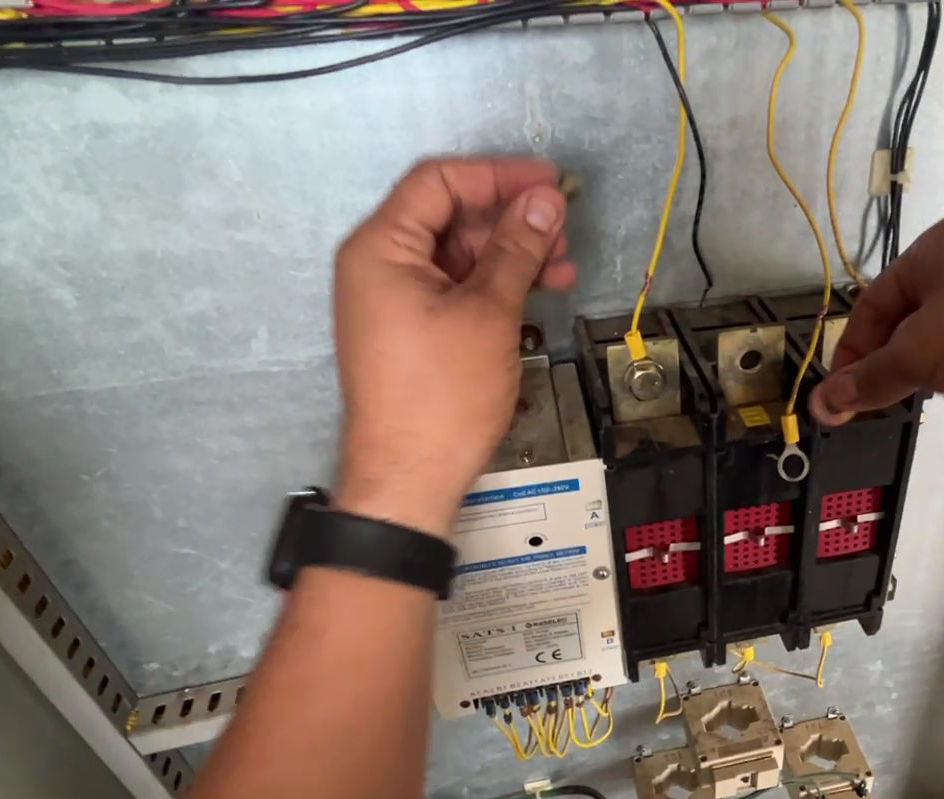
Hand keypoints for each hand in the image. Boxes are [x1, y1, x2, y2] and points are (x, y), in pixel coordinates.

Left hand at [332, 157, 574, 535]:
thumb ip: (517, 250)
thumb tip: (544, 201)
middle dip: (511, 221)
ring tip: (563, 266)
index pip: (440, 183)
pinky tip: (537, 293)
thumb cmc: (444, 395)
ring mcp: (395, 302)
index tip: (551, 185)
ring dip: (511, 257)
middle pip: (450, 219)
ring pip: (459, 259)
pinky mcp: (413, 333)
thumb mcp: (489, 314)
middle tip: (563, 231)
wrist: (411, 477)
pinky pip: (456, 293)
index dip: (499, 176)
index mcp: (381, 248)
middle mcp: (380, 266)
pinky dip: (495, 290)